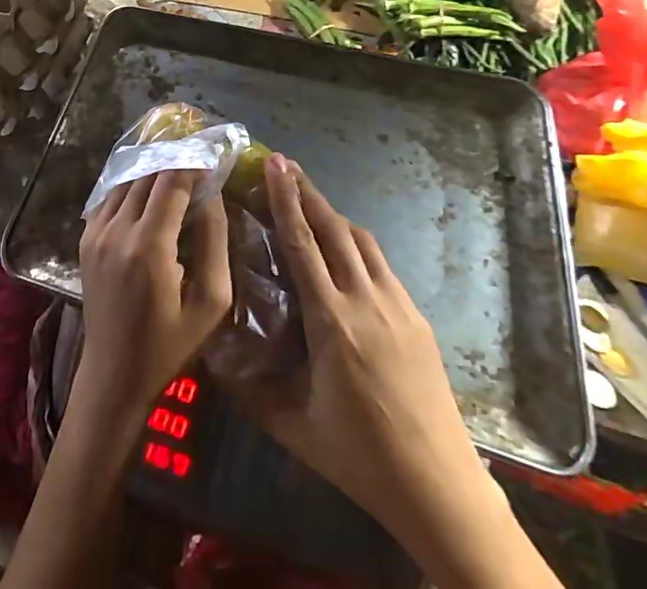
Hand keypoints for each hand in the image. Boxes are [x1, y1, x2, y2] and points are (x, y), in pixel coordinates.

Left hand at [77, 170, 233, 411]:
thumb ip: (214, 241)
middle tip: (200, 155)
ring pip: (126, 182)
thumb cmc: (170, 344)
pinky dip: (131, 187)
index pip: (171, 182)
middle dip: (175, 160)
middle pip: (147, 175)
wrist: (113, 374)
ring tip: (179, 167)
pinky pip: (109, 198)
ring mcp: (95, 234)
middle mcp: (117, 232)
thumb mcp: (211, 301)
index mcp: (149, 247)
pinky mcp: (85, 241)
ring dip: (153, 170)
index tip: (214, 154)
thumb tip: (212, 196)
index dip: (194, 163)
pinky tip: (150, 191)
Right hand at [235, 156, 485, 520]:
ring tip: (309, 202)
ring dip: (334, 215)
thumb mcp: (291, 424)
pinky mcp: (416, 317)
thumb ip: (247, 386)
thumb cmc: (357, 454)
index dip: (286, 200)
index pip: (303, 245)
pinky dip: (356, 245)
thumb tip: (211, 355)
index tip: (275, 165)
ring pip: (362, 241)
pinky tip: (345, 254)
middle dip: (307, 193)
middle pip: (335, 229)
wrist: (435, 481)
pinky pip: (381, 265)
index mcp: (332, 322)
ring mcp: (398, 305)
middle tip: (285, 165)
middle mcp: (367, 300)